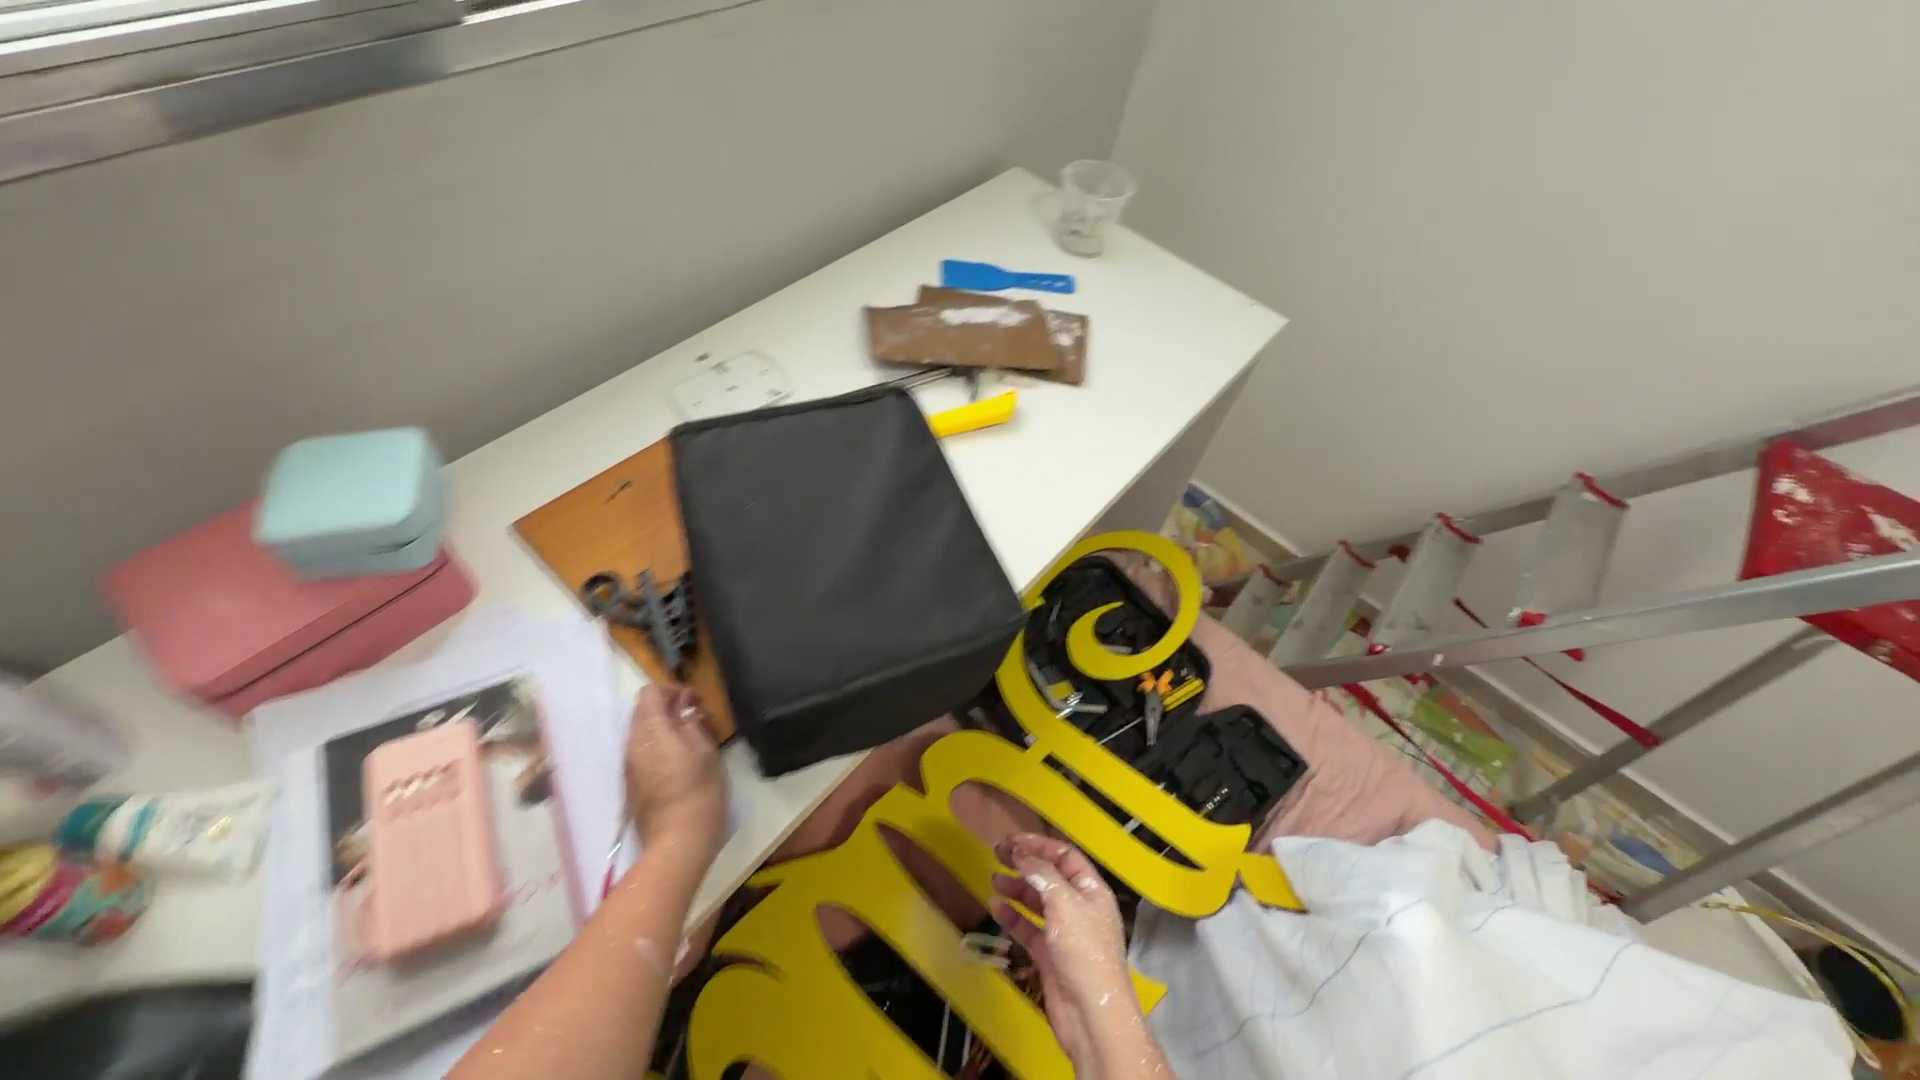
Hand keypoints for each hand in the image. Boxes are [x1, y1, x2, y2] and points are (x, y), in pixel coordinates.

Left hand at [624, 684, 725, 858]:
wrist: (677, 842)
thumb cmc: (699, 791)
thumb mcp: (705, 750)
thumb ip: (692, 721)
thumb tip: (685, 704)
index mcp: (650, 730)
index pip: (649, 692)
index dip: (671, 690)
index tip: (694, 703)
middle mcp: (632, 743)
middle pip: (642, 711)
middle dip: (667, 709)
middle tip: (696, 721)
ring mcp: (629, 764)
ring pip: (642, 733)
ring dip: (663, 729)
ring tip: (690, 743)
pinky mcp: (631, 782)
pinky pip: (641, 752)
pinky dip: (657, 747)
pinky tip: (678, 764)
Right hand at [991, 834, 1161, 1077]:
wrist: (1090, 1014)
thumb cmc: (1084, 954)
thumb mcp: (1065, 905)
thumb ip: (1043, 876)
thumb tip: (1022, 855)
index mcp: (1091, 891)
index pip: (1065, 857)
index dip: (1040, 845)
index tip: (1012, 840)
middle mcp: (1079, 908)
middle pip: (1050, 877)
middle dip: (1025, 863)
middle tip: (998, 854)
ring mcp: (1064, 932)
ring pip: (1038, 902)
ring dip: (1017, 888)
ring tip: (994, 879)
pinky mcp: (1050, 955)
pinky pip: (1029, 929)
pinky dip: (1013, 917)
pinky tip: (997, 908)